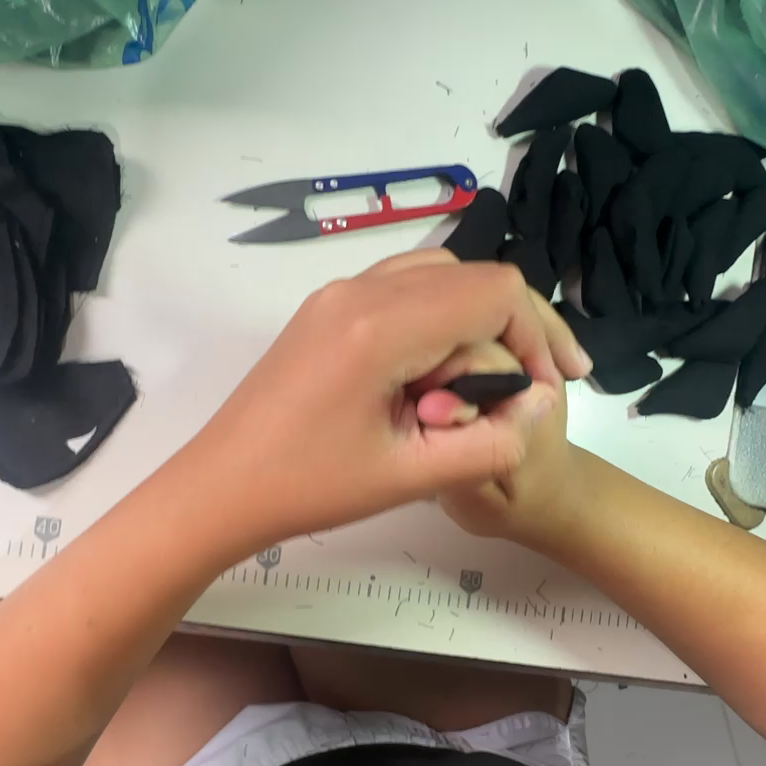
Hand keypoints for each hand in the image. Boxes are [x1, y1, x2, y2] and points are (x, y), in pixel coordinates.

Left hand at [177, 250, 592, 549]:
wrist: (222, 486)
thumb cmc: (310, 489)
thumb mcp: (412, 477)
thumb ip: (492, 442)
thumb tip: (539, 403)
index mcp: (381, 328)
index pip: (494, 294)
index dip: (536, 336)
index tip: (543, 390)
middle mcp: (360, 291)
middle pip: (471, 276)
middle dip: (513, 327)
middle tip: (535, 385)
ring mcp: (338, 294)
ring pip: (438, 278)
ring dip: (476, 321)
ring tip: (494, 378)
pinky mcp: (327, 309)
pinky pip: (403, 291)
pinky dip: (438, 319)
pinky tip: (442, 367)